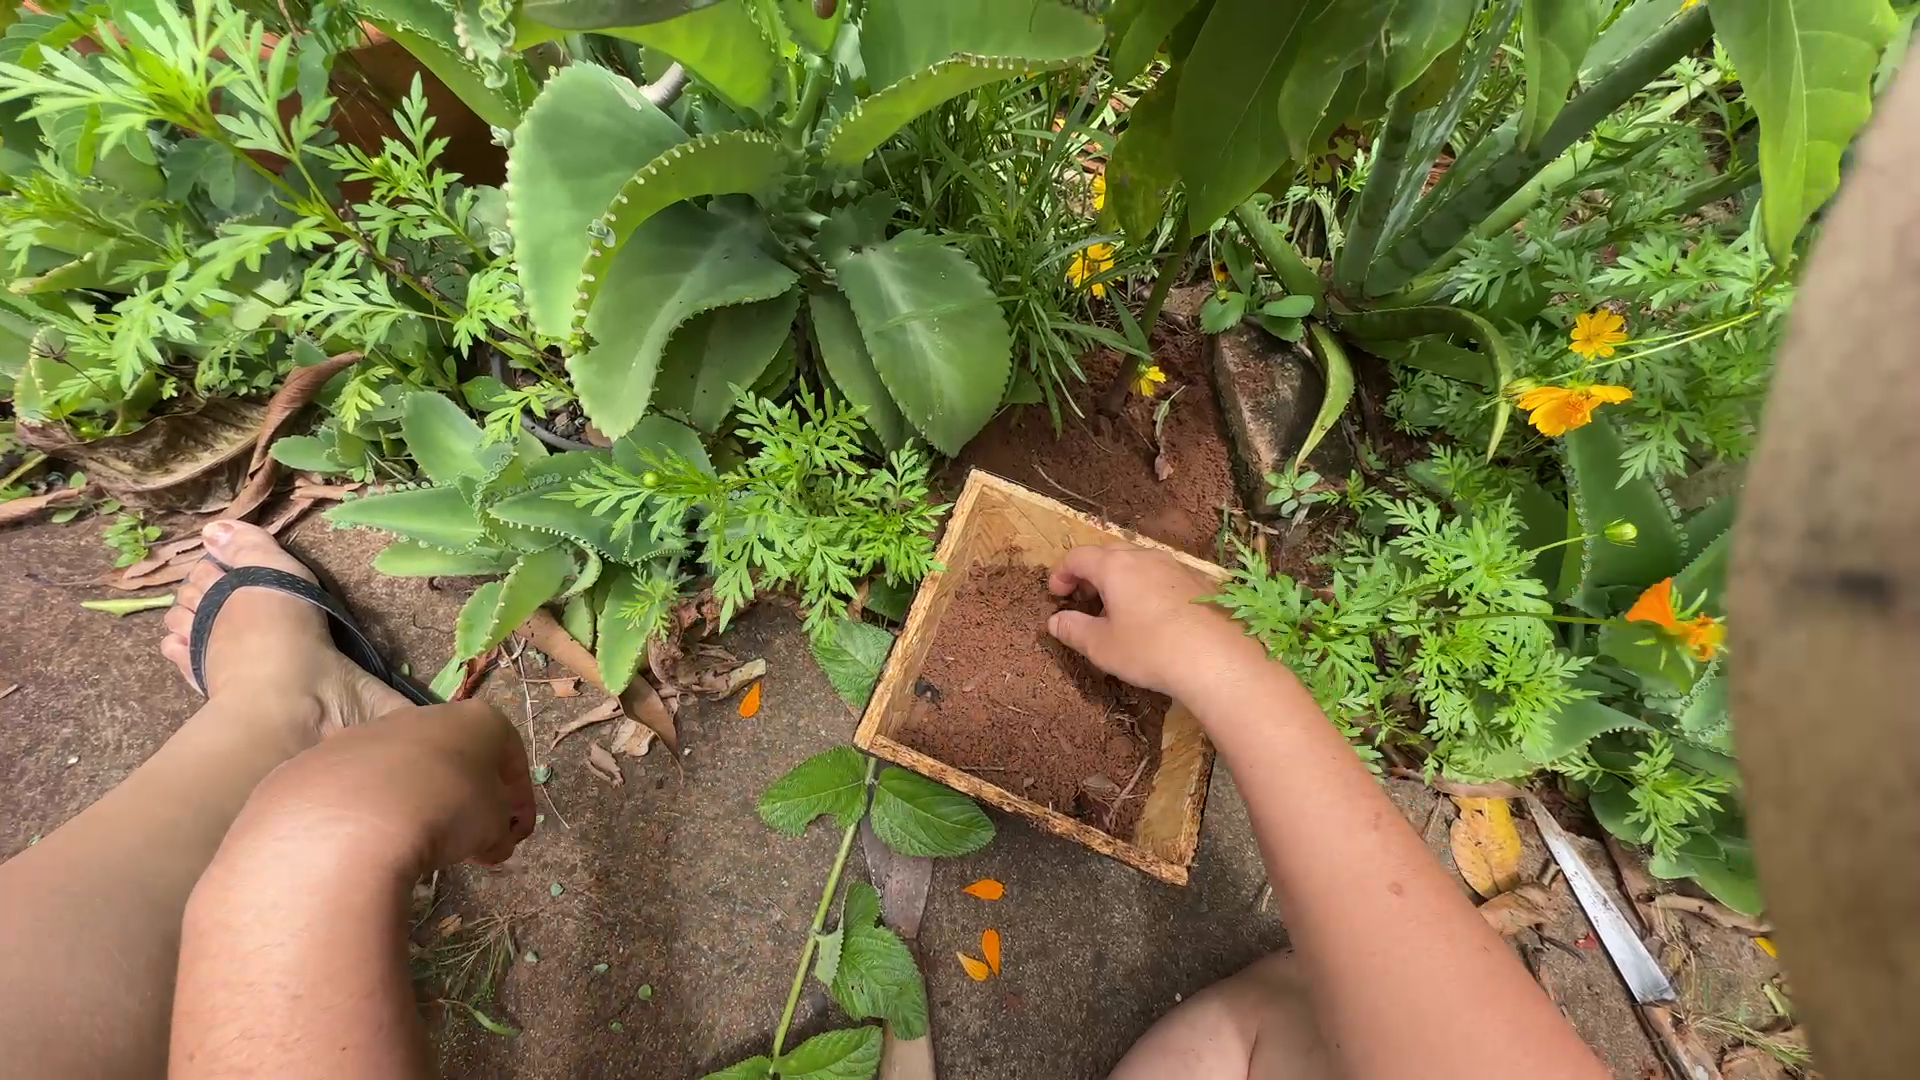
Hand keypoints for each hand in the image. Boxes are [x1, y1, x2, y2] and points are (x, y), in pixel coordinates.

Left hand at [228, 701, 536, 874]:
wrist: (342, 827)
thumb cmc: (445, 811)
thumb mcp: (494, 827)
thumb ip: (500, 829)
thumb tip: (492, 842)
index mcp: (478, 720)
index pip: (511, 757)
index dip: (519, 798)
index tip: (515, 832)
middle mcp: (423, 716)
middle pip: (454, 758)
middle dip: (464, 796)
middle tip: (468, 839)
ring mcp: (364, 736)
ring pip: (400, 770)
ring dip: (414, 801)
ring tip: (412, 846)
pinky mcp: (313, 764)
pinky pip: (350, 791)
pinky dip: (363, 814)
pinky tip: (363, 846)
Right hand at [1046, 544, 1265, 699]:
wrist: (1220, 660)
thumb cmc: (1151, 650)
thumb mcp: (1102, 646)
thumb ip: (1073, 630)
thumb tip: (1055, 621)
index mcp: (1115, 566)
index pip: (1078, 556)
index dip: (1061, 573)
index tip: (1056, 594)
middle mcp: (1145, 557)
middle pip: (1108, 553)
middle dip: (1089, 572)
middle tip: (1083, 599)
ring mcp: (1175, 567)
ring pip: (1137, 563)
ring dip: (1119, 579)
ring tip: (1115, 610)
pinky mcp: (1198, 583)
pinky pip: (1161, 577)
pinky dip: (1144, 588)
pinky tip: (1150, 618)